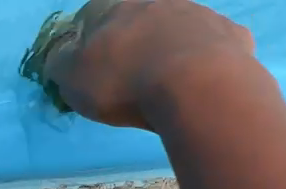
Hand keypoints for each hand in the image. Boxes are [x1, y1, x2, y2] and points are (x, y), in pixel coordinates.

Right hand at [40, 0, 257, 129]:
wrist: (197, 83)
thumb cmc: (123, 81)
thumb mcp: (72, 77)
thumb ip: (59, 62)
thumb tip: (61, 53)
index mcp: (117, 8)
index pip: (91, 11)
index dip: (82, 35)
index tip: (80, 61)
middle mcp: (158, 2)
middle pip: (134, 17)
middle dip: (124, 40)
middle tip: (116, 72)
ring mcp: (198, 13)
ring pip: (170, 27)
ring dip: (158, 47)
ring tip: (152, 82)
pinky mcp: (226, 32)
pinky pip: (202, 43)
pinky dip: (191, 59)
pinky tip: (185, 82)